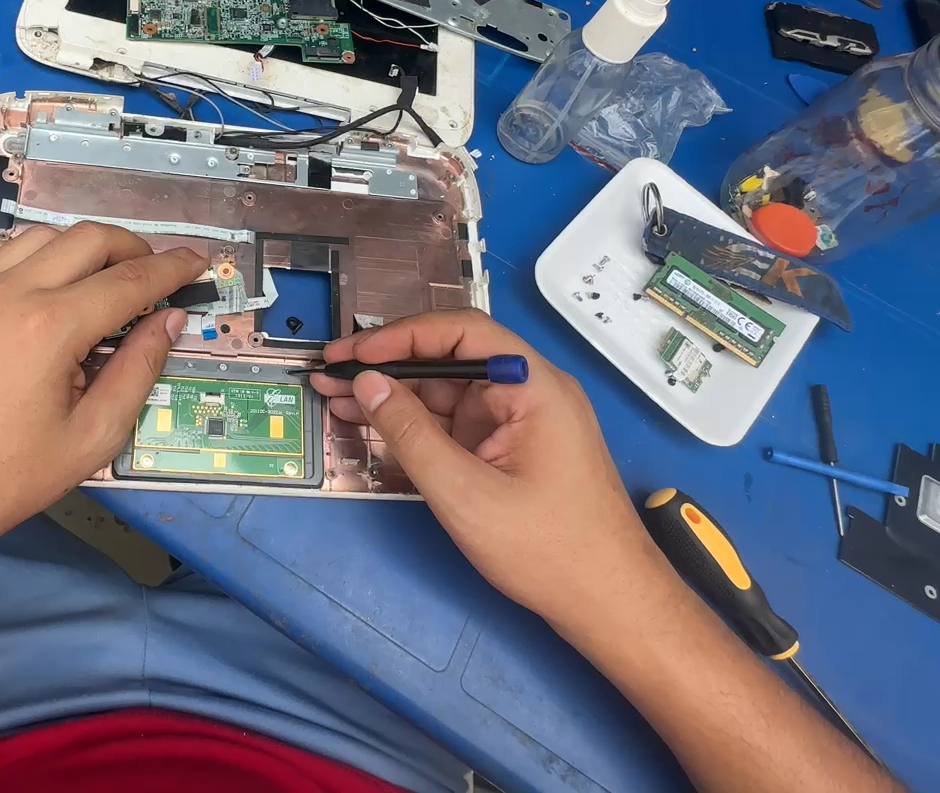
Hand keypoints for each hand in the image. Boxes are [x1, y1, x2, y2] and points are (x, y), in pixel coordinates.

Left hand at [0, 223, 202, 556]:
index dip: (172, 267)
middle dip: (134, 247)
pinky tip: (52, 280)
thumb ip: (139, 369)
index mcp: (51, 326)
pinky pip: (3, 252)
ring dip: (86, 245)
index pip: (130, 279)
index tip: (198, 260)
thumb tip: (169, 321)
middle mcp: (13, 293)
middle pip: (89, 239)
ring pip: (44, 235)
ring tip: (109, 277)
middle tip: (159, 274)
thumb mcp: (94, 435)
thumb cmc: (10, 478)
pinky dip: (40, 251)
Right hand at [311, 310, 667, 628]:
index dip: (402, 336)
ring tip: (333, 395)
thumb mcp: (466, 493)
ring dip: (390, 394)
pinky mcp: (504, 446)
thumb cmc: (547, 550)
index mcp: (533, 385)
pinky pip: (451, 421)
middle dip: (386, 365)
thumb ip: (410, 433)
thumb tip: (365, 382)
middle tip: (329, 372)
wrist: (610, 608)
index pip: (461, 332)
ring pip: (442, 390)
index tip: (354, 353)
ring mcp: (514, 419)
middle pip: (447, 358)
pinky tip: (369, 422)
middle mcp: (526, 390)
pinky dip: (410, 422)